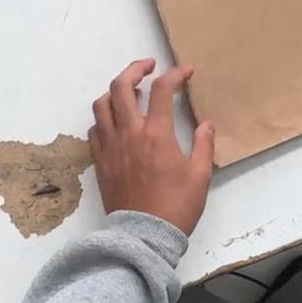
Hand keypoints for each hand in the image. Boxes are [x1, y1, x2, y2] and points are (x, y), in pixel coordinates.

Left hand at [88, 60, 214, 234]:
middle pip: (121, 86)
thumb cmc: (176, 206)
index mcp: (156, 134)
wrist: (144, 235)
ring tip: (128, 93)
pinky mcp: (100, 162)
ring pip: (102, 105)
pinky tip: (115, 123)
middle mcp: (129, 133)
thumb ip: (203, 145)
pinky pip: (94, 130)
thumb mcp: (200, 176)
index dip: (175, 75)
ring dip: (115, 92)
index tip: (185, 72)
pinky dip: (104, 118)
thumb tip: (206, 124)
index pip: (163, 90)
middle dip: (135, 69)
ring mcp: (110, 147)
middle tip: (149, 67)